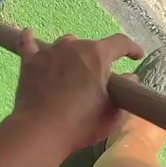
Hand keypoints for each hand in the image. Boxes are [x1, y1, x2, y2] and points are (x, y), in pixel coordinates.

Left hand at [8, 31, 142, 155]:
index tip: (137, 55)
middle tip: (96, 78)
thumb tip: (131, 78)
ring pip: (65, 44)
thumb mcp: (113, 114)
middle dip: (97, 59)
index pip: (120, 43)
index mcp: (97, 55)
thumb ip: (126, 92)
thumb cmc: (81, 124)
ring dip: (71, 53)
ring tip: (71, 68)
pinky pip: (28, 44)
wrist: (40, 131)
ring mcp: (49, 51)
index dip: (132, 48)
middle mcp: (73, 46)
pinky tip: (29, 34)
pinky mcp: (29, 62)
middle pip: (90, 45)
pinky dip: (31, 40)